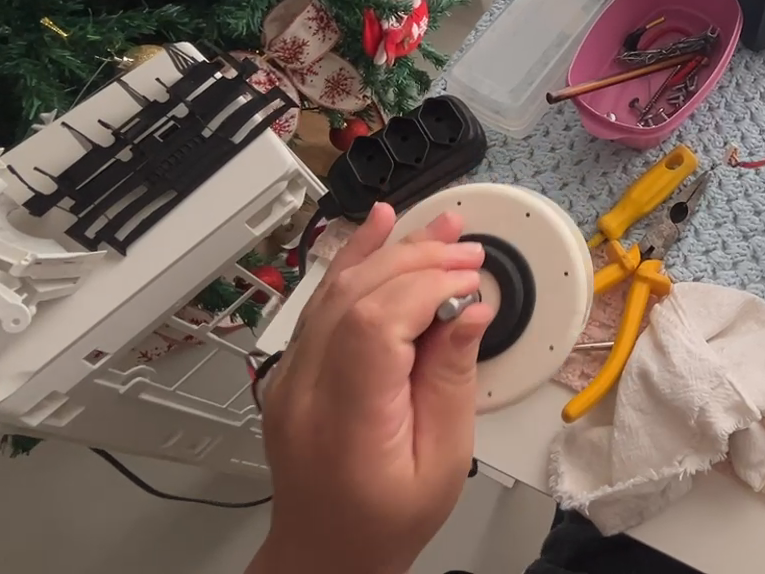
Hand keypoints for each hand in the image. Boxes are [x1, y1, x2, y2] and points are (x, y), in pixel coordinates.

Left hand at [248, 202, 494, 573]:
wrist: (324, 554)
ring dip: (396, 249)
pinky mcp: (296, 363)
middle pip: (358, 294)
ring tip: (446, 228)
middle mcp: (307, 390)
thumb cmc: (387, 520)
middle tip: (471, 253)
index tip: (472, 286)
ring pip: (340, 286)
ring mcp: (293, 373)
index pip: (376, 325)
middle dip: (422, 261)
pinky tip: (380, 224)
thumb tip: (471, 309)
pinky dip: (355, 255)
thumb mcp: (444, 461)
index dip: (429, 289)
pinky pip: (324, 298)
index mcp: (346, 423)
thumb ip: (453, 379)